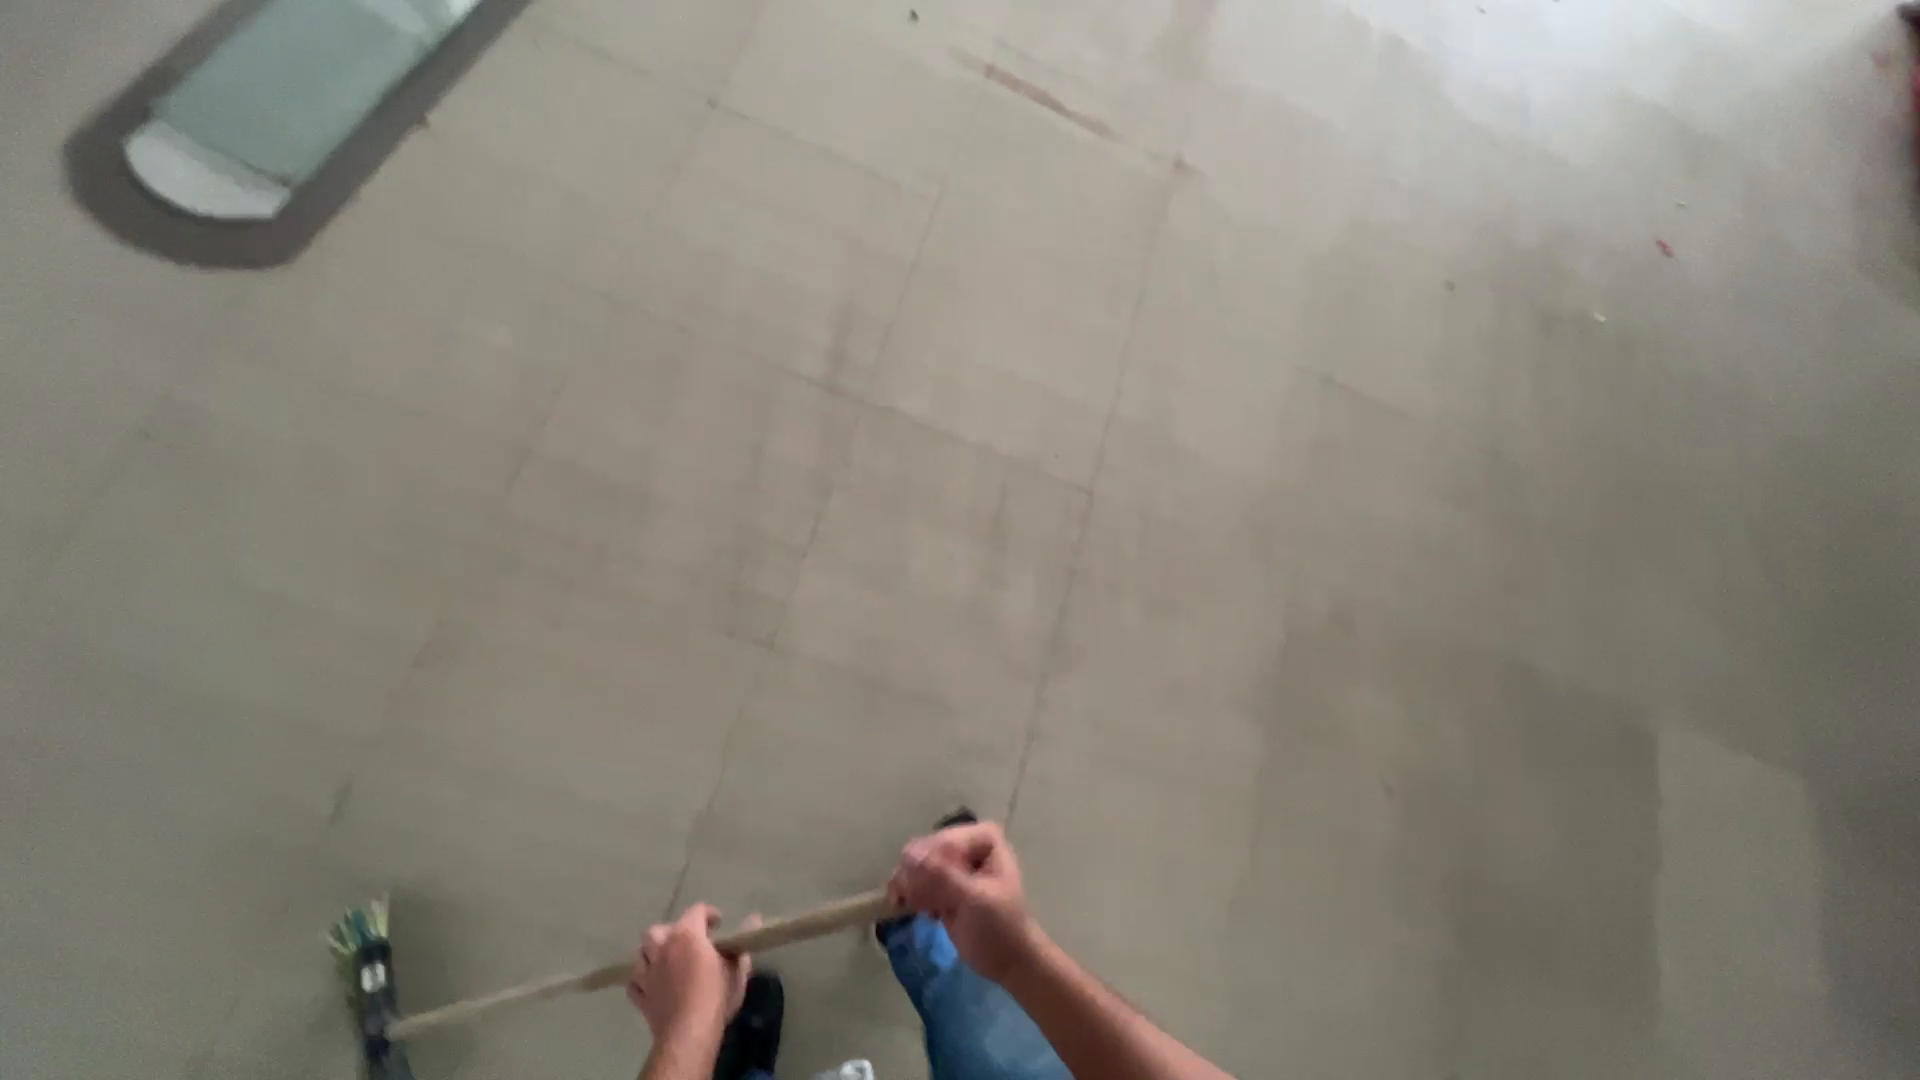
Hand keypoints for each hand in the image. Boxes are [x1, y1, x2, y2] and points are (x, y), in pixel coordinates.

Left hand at [626, 904, 752, 1038]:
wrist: (689, 1033)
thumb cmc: (716, 995)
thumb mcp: (738, 968)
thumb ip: (742, 942)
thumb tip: (754, 919)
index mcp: (688, 936)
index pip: (696, 911)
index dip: (708, 913)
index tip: (718, 924)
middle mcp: (662, 948)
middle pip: (657, 930)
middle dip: (670, 932)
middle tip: (686, 942)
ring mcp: (647, 973)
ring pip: (640, 954)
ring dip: (651, 954)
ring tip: (665, 960)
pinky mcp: (641, 997)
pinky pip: (634, 982)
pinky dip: (642, 980)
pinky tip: (652, 984)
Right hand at [887, 821, 1043, 982]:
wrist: (1008, 962)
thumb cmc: (1000, 929)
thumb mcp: (974, 900)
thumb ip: (943, 875)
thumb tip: (907, 854)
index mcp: (982, 837)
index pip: (940, 843)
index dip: (929, 870)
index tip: (932, 901)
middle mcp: (965, 841)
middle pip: (922, 850)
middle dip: (916, 880)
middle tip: (924, 908)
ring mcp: (952, 861)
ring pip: (913, 865)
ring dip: (910, 890)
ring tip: (925, 911)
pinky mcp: (941, 882)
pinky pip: (912, 880)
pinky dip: (909, 896)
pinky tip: (921, 912)